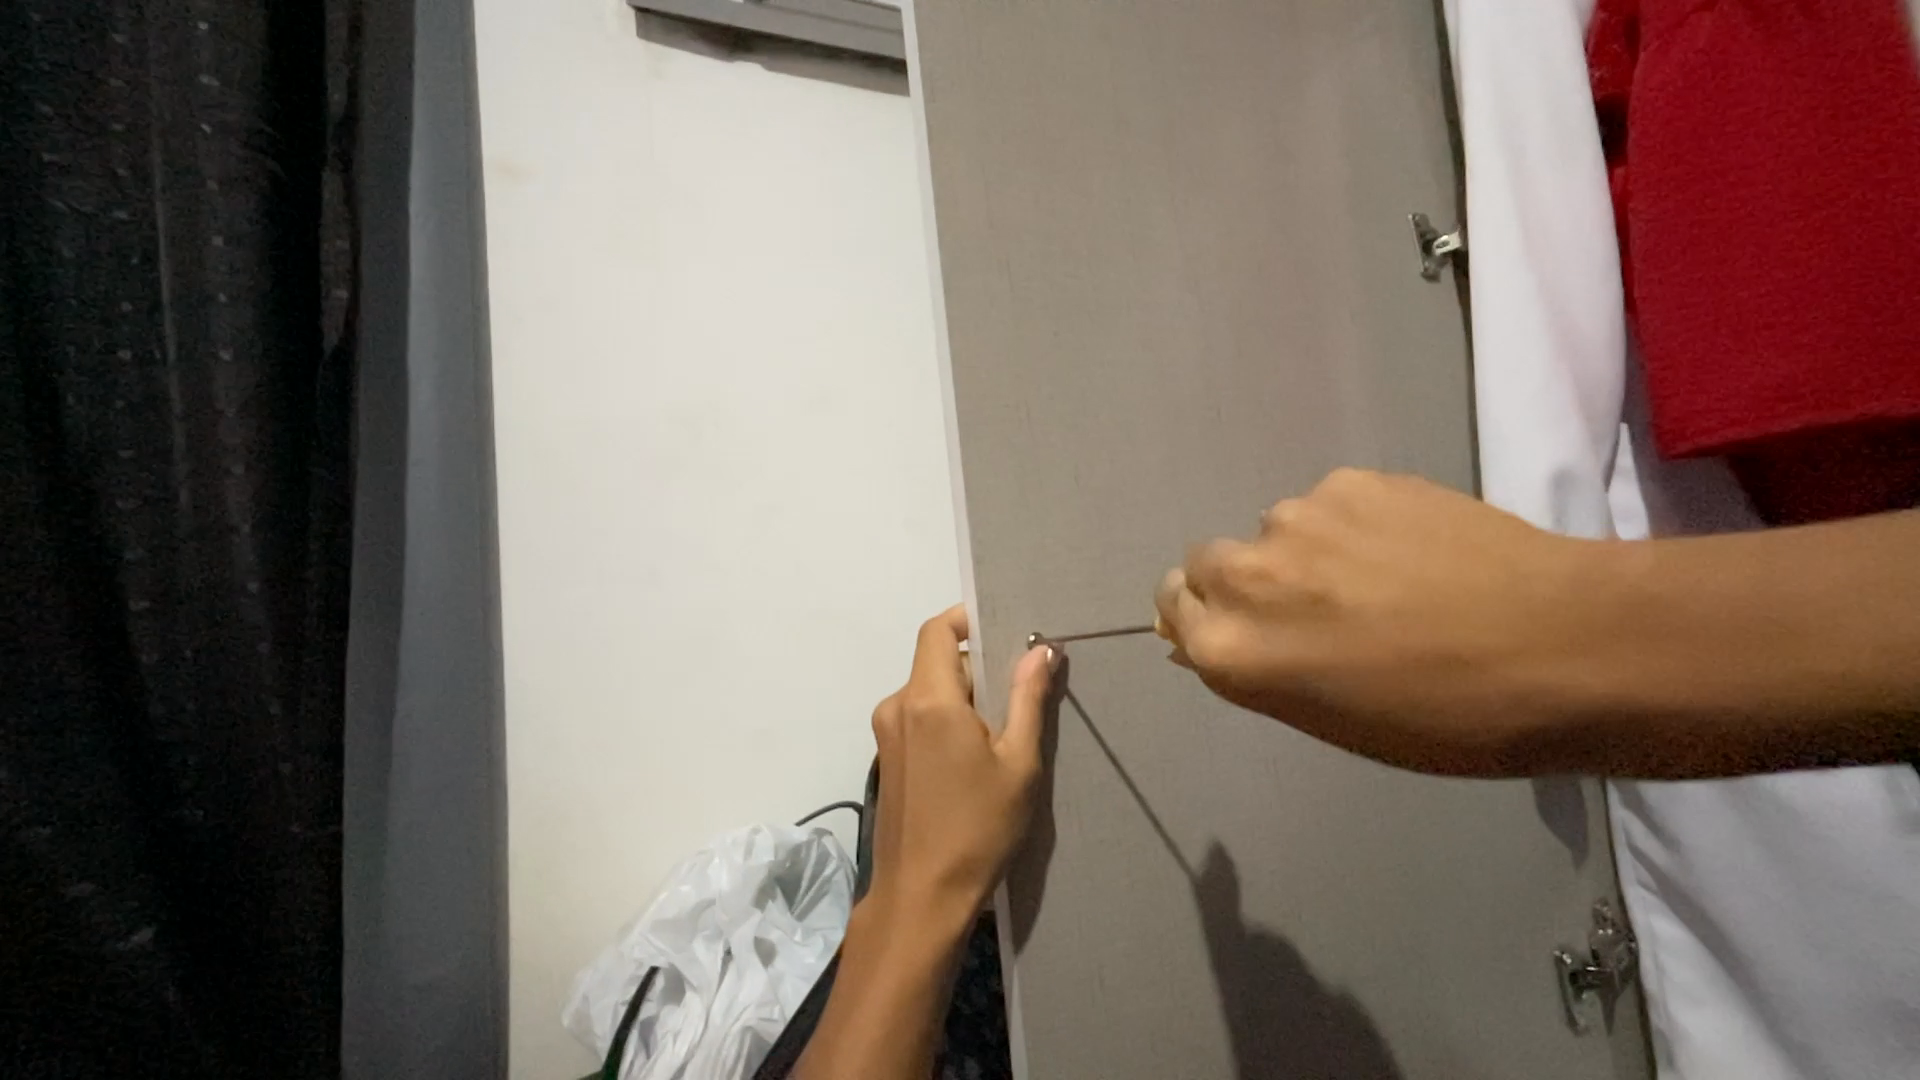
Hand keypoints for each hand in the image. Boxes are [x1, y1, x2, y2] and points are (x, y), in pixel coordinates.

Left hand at [866, 606, 1057, 923]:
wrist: (921, 897)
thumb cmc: (978, 829)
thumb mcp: (1018, 763)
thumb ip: (1027, 699)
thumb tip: (1041, 650)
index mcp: (928, 699)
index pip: (938, 629)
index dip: (967, 618)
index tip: (1002, 628)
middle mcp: (898, 706)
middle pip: (936, 661)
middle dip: (977, 667)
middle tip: (1018, 694)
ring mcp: (886, 734)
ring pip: (928, 692)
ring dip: (963, 698)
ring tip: (1002, 734)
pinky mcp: (886, 758)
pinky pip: (919, 718)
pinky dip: (946, 720)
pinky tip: (974, 759)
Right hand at [1154, 468, 1605, 774]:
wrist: (1565, 646)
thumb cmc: (1441, 719)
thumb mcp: (1328, 718)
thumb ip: (1252, 670)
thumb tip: (1203, 639)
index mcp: (1230, 648)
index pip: (1171, 608)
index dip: (1200, 615)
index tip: (1241, 625)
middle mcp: (1243, 575)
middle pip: (1205, 563)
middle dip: (1242, 582)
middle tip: (1309, 605)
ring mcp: (1296, 519)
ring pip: (1274, 532)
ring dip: (1304, 552)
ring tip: (1380, 579)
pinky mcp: (1350, 482)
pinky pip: (1328, 505)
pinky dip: (1353, 525)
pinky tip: (1411, 548)